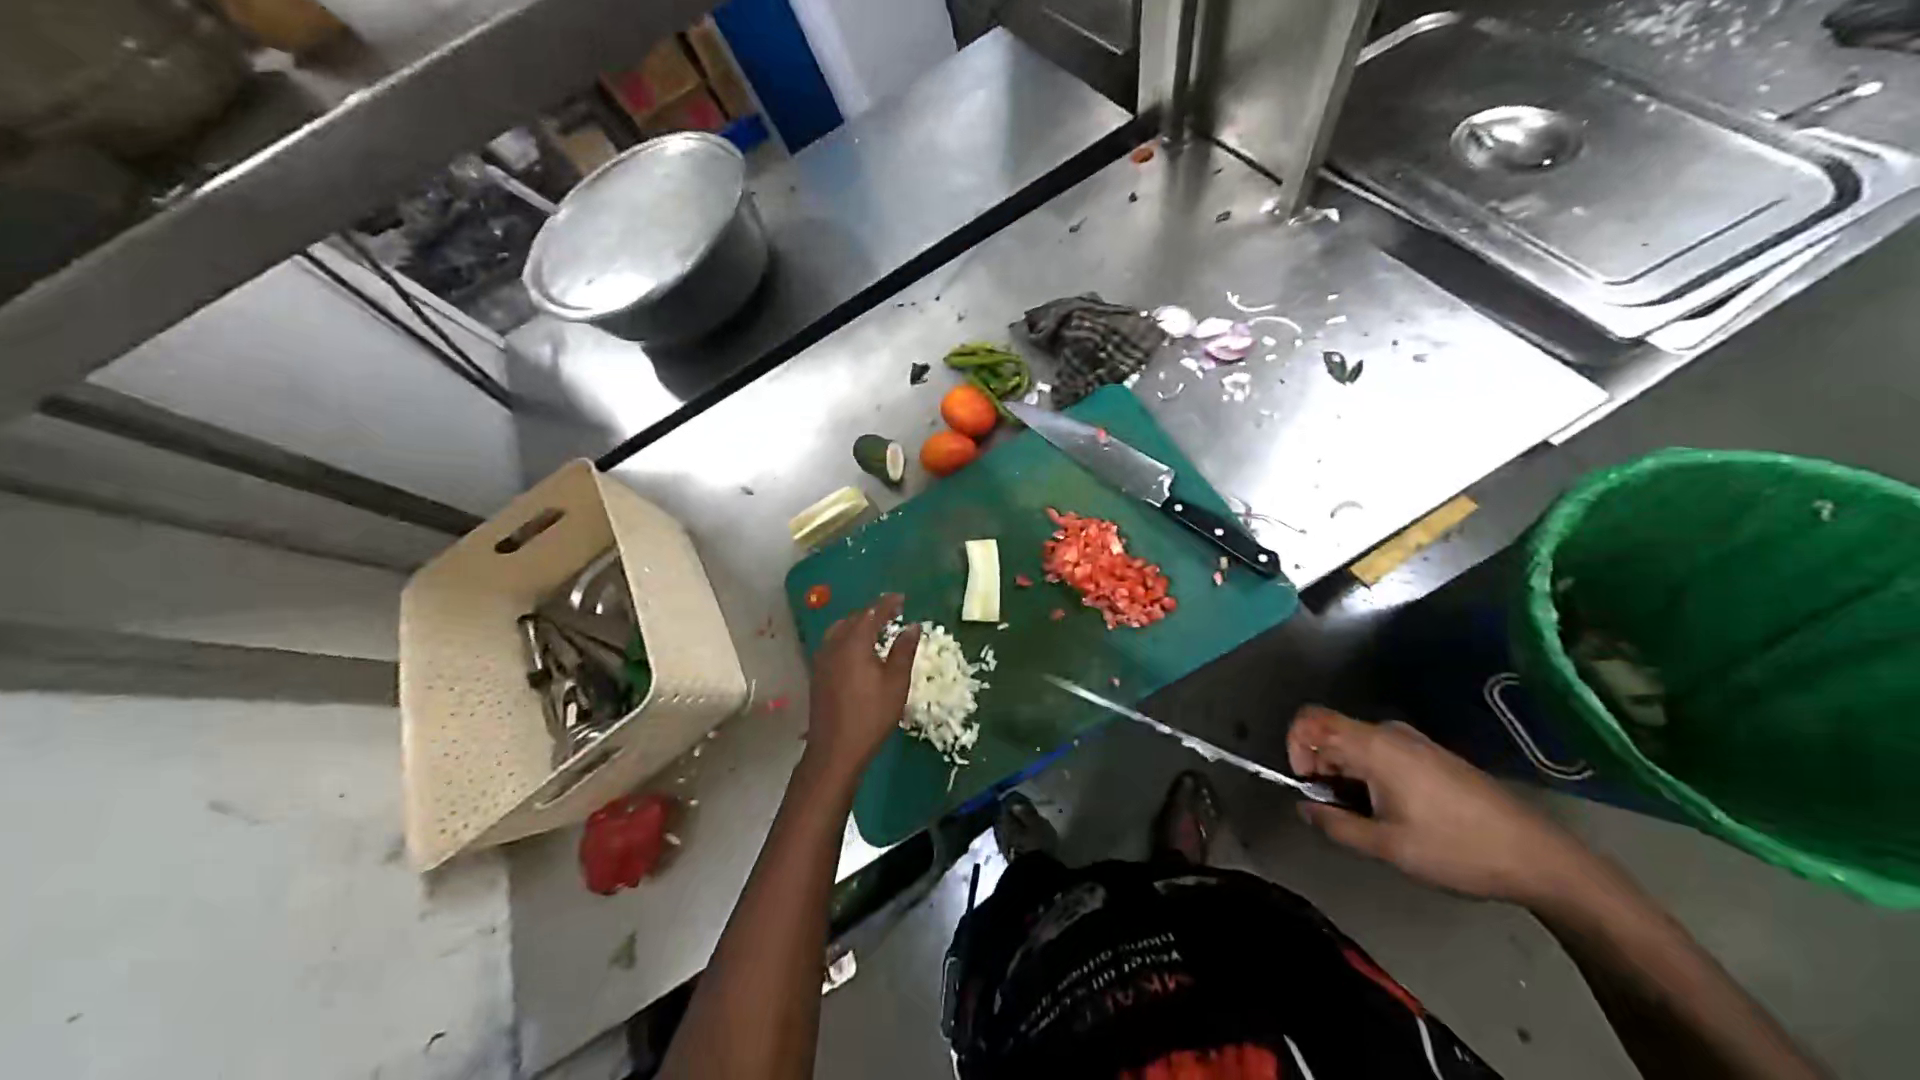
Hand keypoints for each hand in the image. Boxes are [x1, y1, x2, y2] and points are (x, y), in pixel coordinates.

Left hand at [803, 594, 920, 783]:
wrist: (835, 749)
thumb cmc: (871, 715)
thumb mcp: (896, 682)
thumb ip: (904, 650)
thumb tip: (913, 626)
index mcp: (854, 643)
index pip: (872, 613)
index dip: (887, 604)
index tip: (902, 599)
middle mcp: (834, 645)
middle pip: (853, 619)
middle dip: (872, 612)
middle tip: (892, 612)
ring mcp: (822, 659)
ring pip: (839, 630)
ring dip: (858, 624)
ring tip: (875, 628)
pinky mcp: (817, 673)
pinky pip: (833, 644)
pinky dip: (847, 638)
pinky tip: (858, 650)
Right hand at [1286, 705, 1596, 906]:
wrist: (1539, 858)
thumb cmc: (1457, 849)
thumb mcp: (1387, 846)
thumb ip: (1335, 824)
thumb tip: (1305, 807)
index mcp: (1375, 747)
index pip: (1311, 720)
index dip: (1294, 746)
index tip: (1306, 785)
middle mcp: (1391, 734)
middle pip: (1332, 734)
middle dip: (1321, 769)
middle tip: (1336, 813)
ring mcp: (1415, 743)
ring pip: (1356, 746)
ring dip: (1345, 776)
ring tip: (1367, 821)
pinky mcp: (1431, 756)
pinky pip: (1380, 754)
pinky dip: (1368, 777)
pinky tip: (1392, 814)